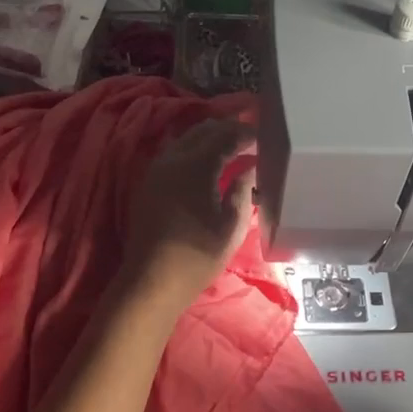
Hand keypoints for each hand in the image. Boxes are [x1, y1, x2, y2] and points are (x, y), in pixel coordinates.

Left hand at [122, 117, 256, 310]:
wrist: (151, 281)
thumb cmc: (196, 258)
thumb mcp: (230, 228)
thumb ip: (242, 192)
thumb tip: (249, 169)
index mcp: (195, 166)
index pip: (225, 136)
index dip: (246, 133)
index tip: (264, 137)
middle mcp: (172, 159)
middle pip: (203, 131)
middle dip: (227, 130)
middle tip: (250, 138)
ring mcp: (156, 170)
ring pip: (186, 140)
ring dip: (209, 139)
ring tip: (232, 149)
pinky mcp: (148, 184)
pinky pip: (174, 155)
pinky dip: (194, 152)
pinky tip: (207, 166)